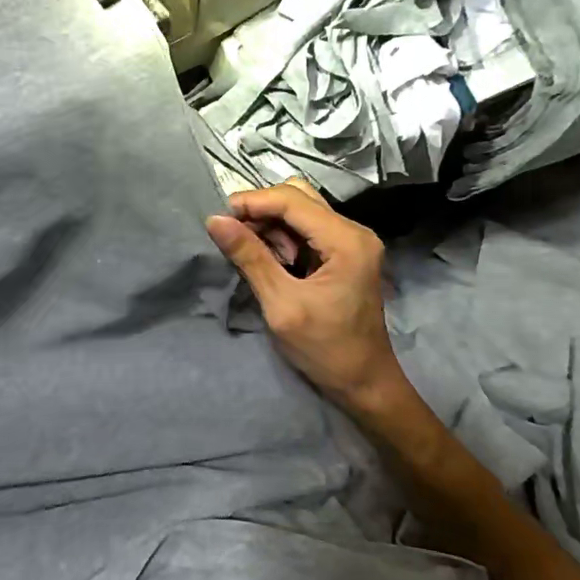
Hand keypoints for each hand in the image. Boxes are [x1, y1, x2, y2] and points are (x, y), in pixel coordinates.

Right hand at [205, 181, 406, 410]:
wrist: (364, 382)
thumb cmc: (325, 349)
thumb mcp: (282, 304)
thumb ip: (250, 258)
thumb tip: (215, 220)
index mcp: (346, 240)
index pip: (292, 201)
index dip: (253, 202)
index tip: (218, 217)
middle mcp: (354, 231)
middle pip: (298, 197)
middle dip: (261, 210)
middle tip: (232, 234)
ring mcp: (352, 241)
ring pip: (301, 211)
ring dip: (271, 225)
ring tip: (251, 253)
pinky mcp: (344, 253)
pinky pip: (307, 230)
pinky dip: (283, 238)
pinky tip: (270, 260)